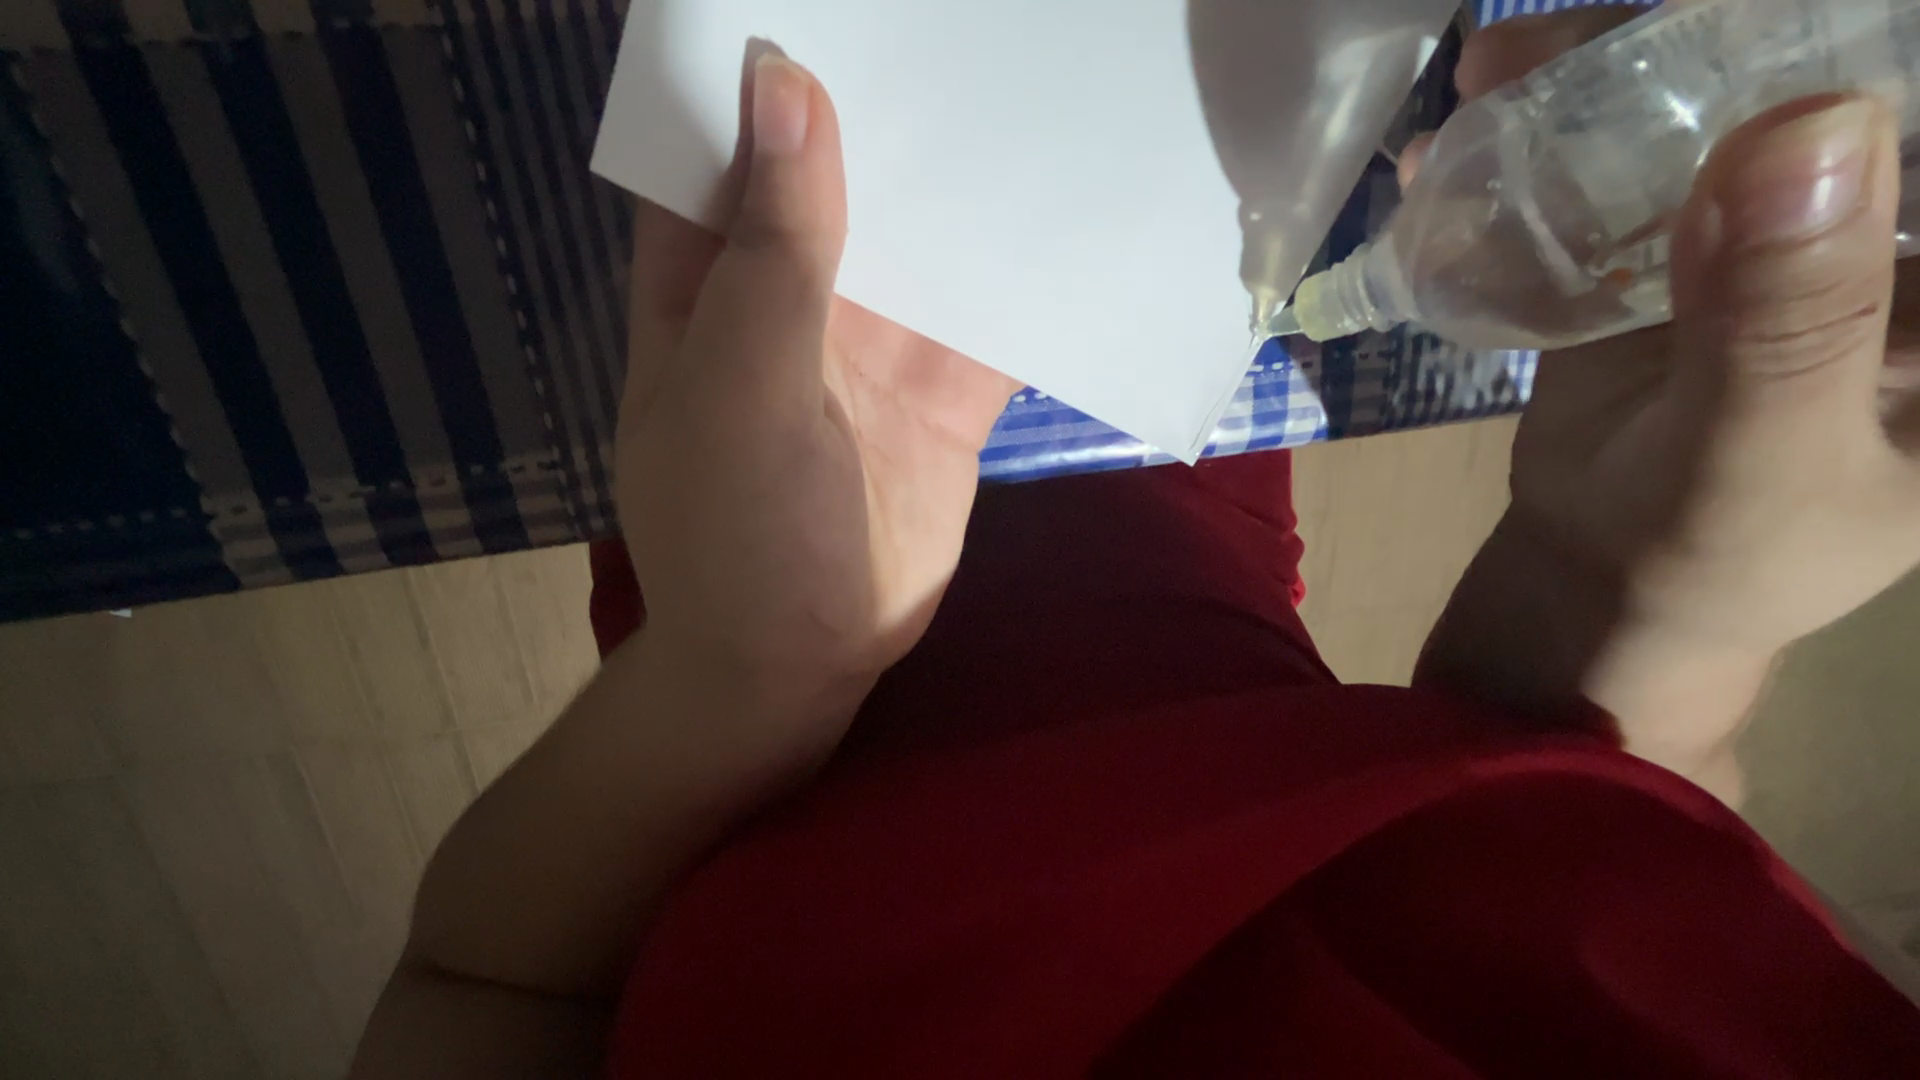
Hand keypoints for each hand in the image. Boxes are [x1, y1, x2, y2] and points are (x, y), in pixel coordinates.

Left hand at [618, 54, 1018, 717]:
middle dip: (892, 111)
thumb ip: (773, 252)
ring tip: (1037, 90)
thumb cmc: (739, 533)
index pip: (725, 144)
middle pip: (842, 178)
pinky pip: (989, 320)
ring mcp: (874, 345)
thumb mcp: (741, 385)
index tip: (839, 4)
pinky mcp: (942, 394)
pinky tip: (1083, 218)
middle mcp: (792, 297)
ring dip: (970, 186)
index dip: (765, 70)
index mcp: (708, 282)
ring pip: (926, 242)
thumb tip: (786, 85)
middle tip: (968, 29)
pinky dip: (1026, 279)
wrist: (806, 657)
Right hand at [1415, 10, 1919, 792]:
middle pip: (1826, 74)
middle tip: (1553, 48)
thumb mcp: (1762, 459)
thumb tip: (1800, 126)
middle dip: (1692, 41)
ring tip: (1485, 78)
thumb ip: (1787, 323)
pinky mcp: (1666, 248)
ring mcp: (1767, 226)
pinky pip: (1610, 178)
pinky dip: (1532, 159)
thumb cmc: (1715, 551)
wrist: (1604, 573)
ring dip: (1588, 87)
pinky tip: (1457, 149)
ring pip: (1703, 109)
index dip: (1871, 40)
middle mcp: (1888, 220)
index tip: (1734, 14)